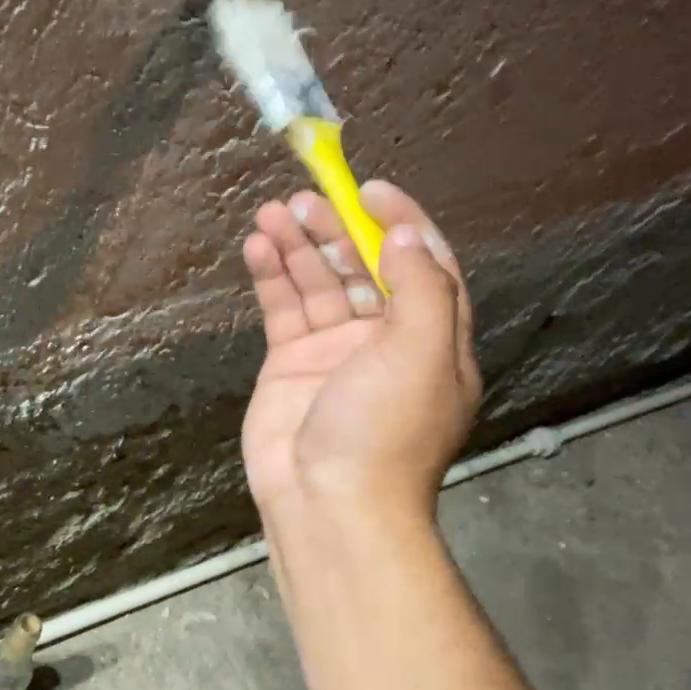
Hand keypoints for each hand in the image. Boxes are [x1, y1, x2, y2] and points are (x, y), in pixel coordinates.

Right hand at [240, 181, 480, 538]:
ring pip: (317, 283)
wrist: (327, 499)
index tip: (370, 190)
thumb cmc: (385, 429)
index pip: (422, 264)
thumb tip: (406, 235)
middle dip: (335, 230)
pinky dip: (271, 277)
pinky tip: (258, 248)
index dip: (400, 223)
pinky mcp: (288, 361)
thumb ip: (420, 290)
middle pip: (362, 267)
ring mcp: (333, 349)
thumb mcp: (423, 356)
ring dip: (297, 246)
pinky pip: (282, 309)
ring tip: (271, 212)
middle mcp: (384, 337)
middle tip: (304, 199)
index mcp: (433, 337)